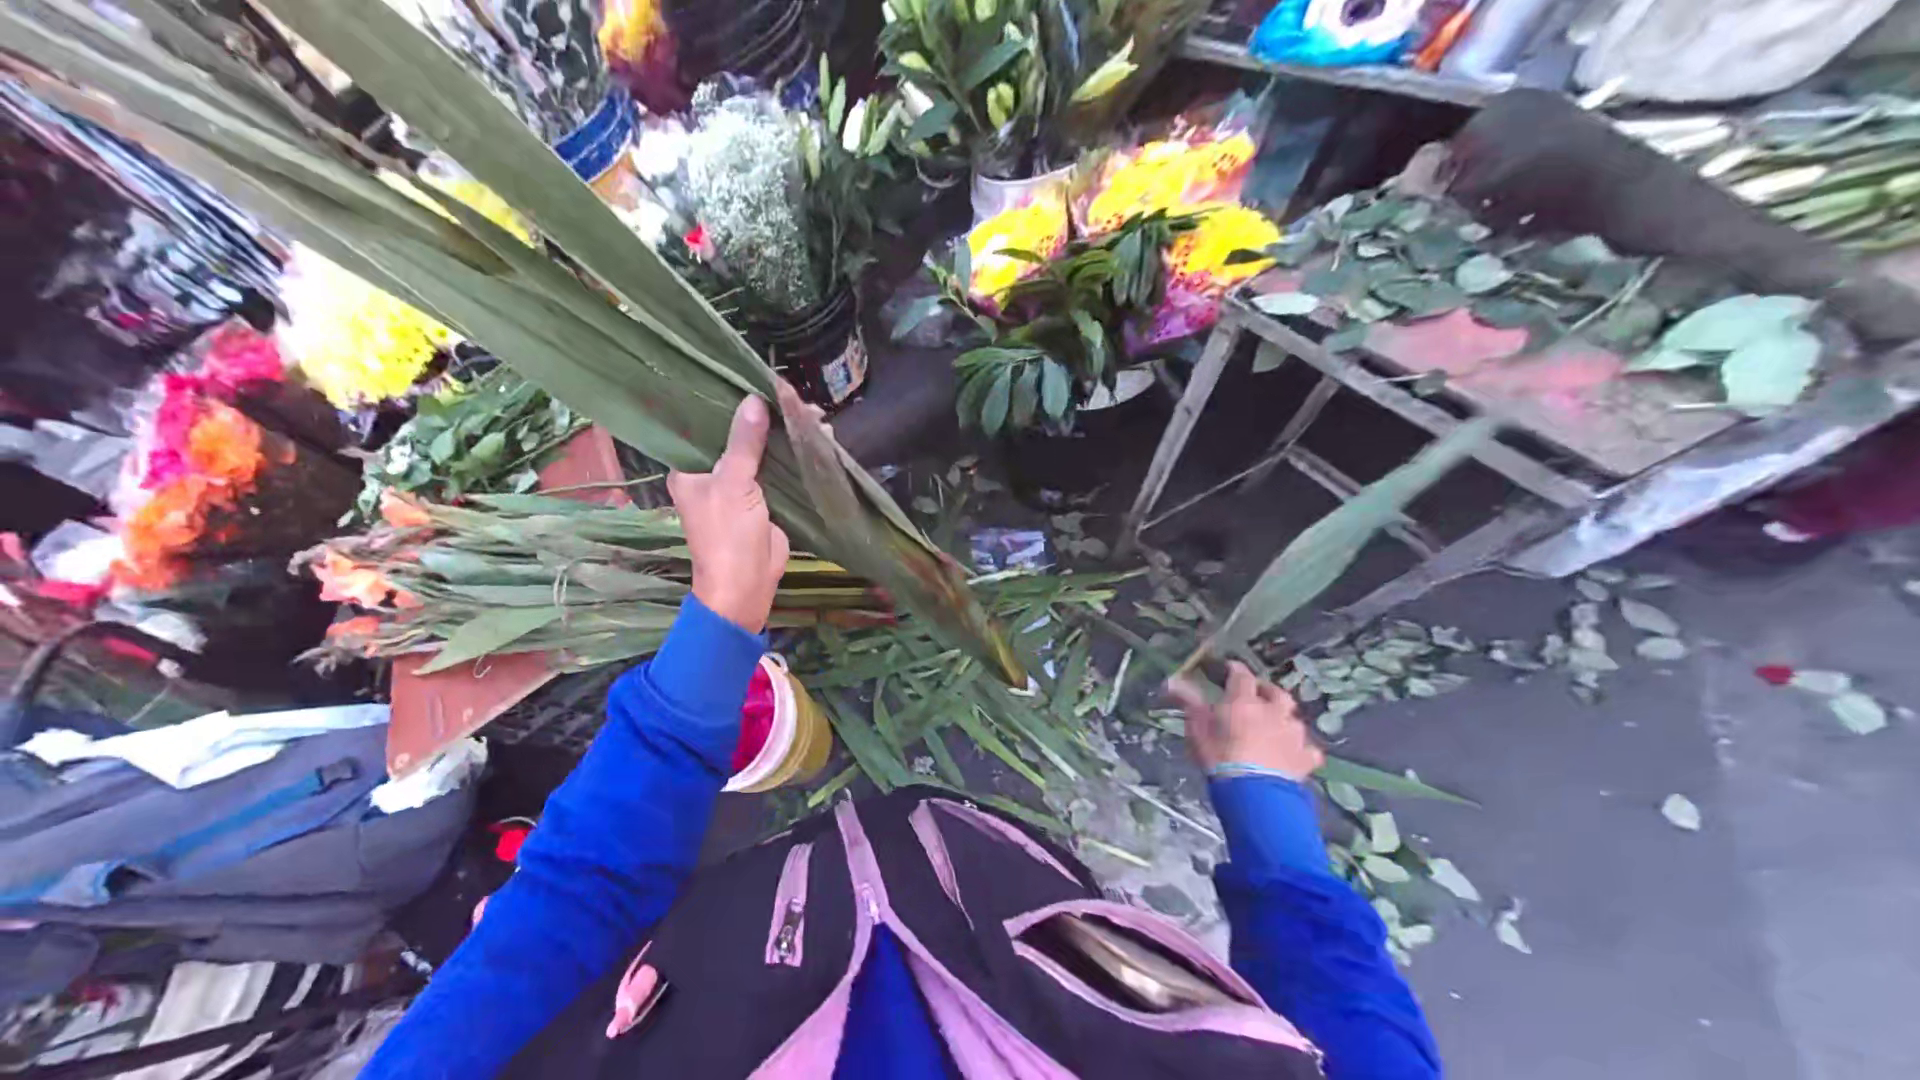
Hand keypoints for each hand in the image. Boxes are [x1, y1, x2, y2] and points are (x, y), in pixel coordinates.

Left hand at [668, 396, 789, 633]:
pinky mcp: (765, 499)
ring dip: (783, 435)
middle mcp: (712, 474)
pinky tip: (814, 436)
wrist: (747, 584)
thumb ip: (744, 442)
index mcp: (690, 469)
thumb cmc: (727, 534)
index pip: (706, 426)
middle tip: (792, 395)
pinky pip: (778, 470)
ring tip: (810, 411)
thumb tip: (754, 400)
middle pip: (738, 437)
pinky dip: (793, 455)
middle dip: (765, 418)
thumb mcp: (733, 483)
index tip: (755, 381)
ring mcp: (740, 487)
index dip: (730, 404)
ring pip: (761, 452)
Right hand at [1166, 661, 1323, 780]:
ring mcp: (1293, 734)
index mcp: (1244, 701)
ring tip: (1273, 726)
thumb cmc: (1219, 758)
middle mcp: (1273, 711)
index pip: (1242, 675)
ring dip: (1284, 718)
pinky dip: (1300, 747)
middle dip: (1265, 691)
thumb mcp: (1197, 730)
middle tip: (1254, 696)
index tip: (1228, 669)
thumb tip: (1173, 680)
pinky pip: (1308, 747)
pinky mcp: (1306, 757)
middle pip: (1275, 692)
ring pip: (1293, 718)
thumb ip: (1189, 703)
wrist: (1254, 794)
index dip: (1235, 669)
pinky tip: (1293, 752)